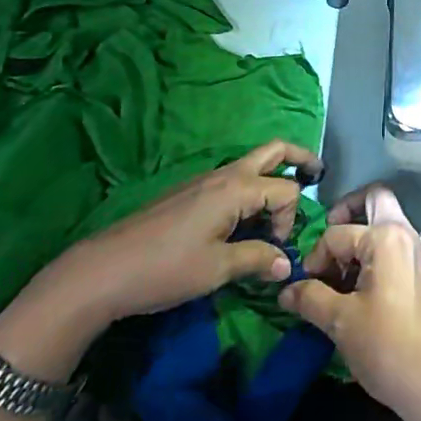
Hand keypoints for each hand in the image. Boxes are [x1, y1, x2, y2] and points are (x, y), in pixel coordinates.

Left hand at [47, 140, 322, 323]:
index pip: (286, 191)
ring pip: (251, 164)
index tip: (276, 251)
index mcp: (236, 188)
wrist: (103, 270)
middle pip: (273, 151)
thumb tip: (287, 264)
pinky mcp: (189, 193)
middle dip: (299, 158)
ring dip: (272, 177)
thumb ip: (257, 260)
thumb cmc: (165, 269)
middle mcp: (224, 174)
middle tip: (317, 174)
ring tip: (280, 209)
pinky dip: (250, 189)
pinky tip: (243, 221)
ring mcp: (204, 180)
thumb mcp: (216, 269)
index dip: (291, 219)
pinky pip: (231, 180)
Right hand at [277, 184, 420, 417]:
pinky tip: (349, 290)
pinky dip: (366, 256)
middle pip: (372, 200)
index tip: (305, 285)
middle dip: (344, 214)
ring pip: (379, 224)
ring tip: (333, 277)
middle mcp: (402, 233)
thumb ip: (310, 298)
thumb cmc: (387, 345)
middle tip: (325, 246)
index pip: (337, 232)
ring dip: (354, 240)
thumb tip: (286, 291)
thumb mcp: (340, 321)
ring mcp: (411, 252)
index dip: (315, 257)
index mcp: (386, 236)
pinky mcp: (413, 272)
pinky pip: (386, 246)